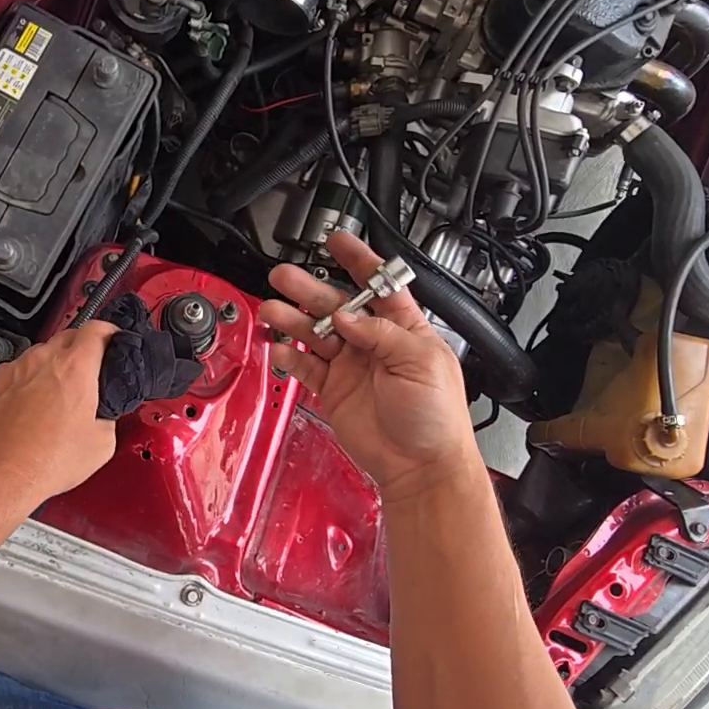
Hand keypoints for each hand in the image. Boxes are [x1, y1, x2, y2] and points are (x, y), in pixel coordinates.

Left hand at [0, 321, 119, 512]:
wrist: (3, 475)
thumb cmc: (46, 461)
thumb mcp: (102, 444)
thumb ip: (109, 415)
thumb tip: (105, 413)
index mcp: (75, 368)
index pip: (97, 329)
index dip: (109, 332)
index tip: (112, 339)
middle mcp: (43, 360)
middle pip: (69, 336)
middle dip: (83, 348)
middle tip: (89, 372)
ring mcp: (17, 369)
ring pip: (42, 352)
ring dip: (53, 365)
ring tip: (57, 395)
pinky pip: (19, 369)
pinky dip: (29, 379)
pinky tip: (32, 405)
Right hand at [259, 233, 480, 499]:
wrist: (420, 466)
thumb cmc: (436, 417)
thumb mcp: (420, 363)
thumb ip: (381, 334)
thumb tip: (347, 315)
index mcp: (402, 328)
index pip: (378, 285)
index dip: (359, 261)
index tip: (338, 242)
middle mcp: (373, 342)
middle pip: (335, 305)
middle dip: (309, 288)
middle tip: (285, 276)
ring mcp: (351, 365)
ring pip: (315, 332)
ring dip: (292, 319)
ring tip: (272, 310)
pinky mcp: (333, 389)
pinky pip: (306, 366)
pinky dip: (290, 356)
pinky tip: (278, 347)